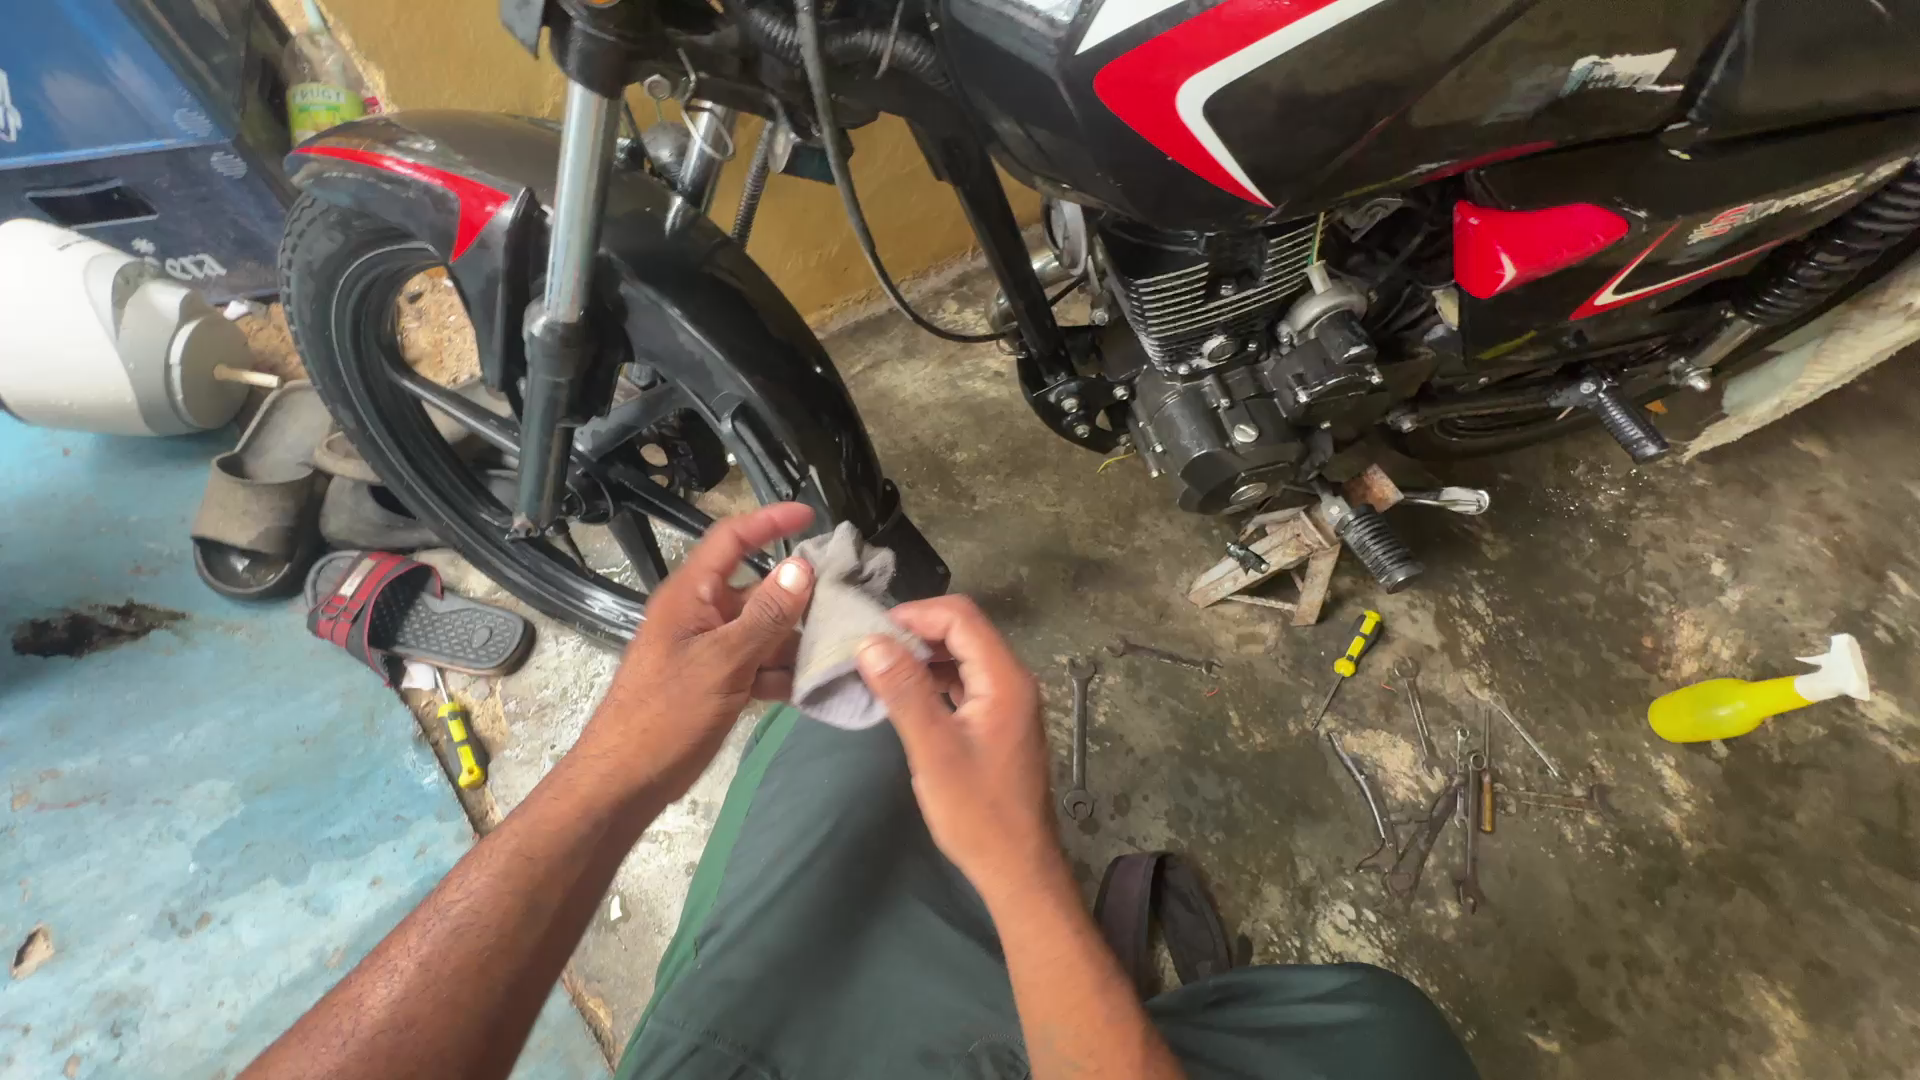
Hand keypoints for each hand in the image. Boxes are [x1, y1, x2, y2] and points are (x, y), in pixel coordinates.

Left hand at [579, 503, 815, 800]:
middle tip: (845, 603)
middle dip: (799, 598)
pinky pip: (760, 664)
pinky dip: (782, 673)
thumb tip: (802, 568)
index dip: (769, 521)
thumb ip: (765, 615)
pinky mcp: (719, 681)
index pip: (731, 539)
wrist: (626, 781)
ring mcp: (712, 649)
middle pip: (760, 590)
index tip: (810, 515)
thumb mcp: (722, 661)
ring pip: (765, 631)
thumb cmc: (666, 714)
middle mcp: (703, 614)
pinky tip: (810, 687)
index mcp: (692, 595)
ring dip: (796, 642)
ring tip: (835, 651)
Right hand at [854, 596, 1062, 898]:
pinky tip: (906, 694)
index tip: (874, 629)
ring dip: (925, 656)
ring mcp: (1008, 701)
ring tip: (881, 667)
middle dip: (918, 632)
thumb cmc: (977, 811)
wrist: (1017, 867)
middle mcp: (1013, 680)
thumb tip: (871, 642)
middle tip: (871, 647)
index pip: (962, 618)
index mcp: (1005, 678)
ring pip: (964, 657)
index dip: (917, 614)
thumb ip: (904, 692)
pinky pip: (966, 683)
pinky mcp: (999, 721)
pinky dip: (936, 680)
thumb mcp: (934, 750)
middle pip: (965, 632)